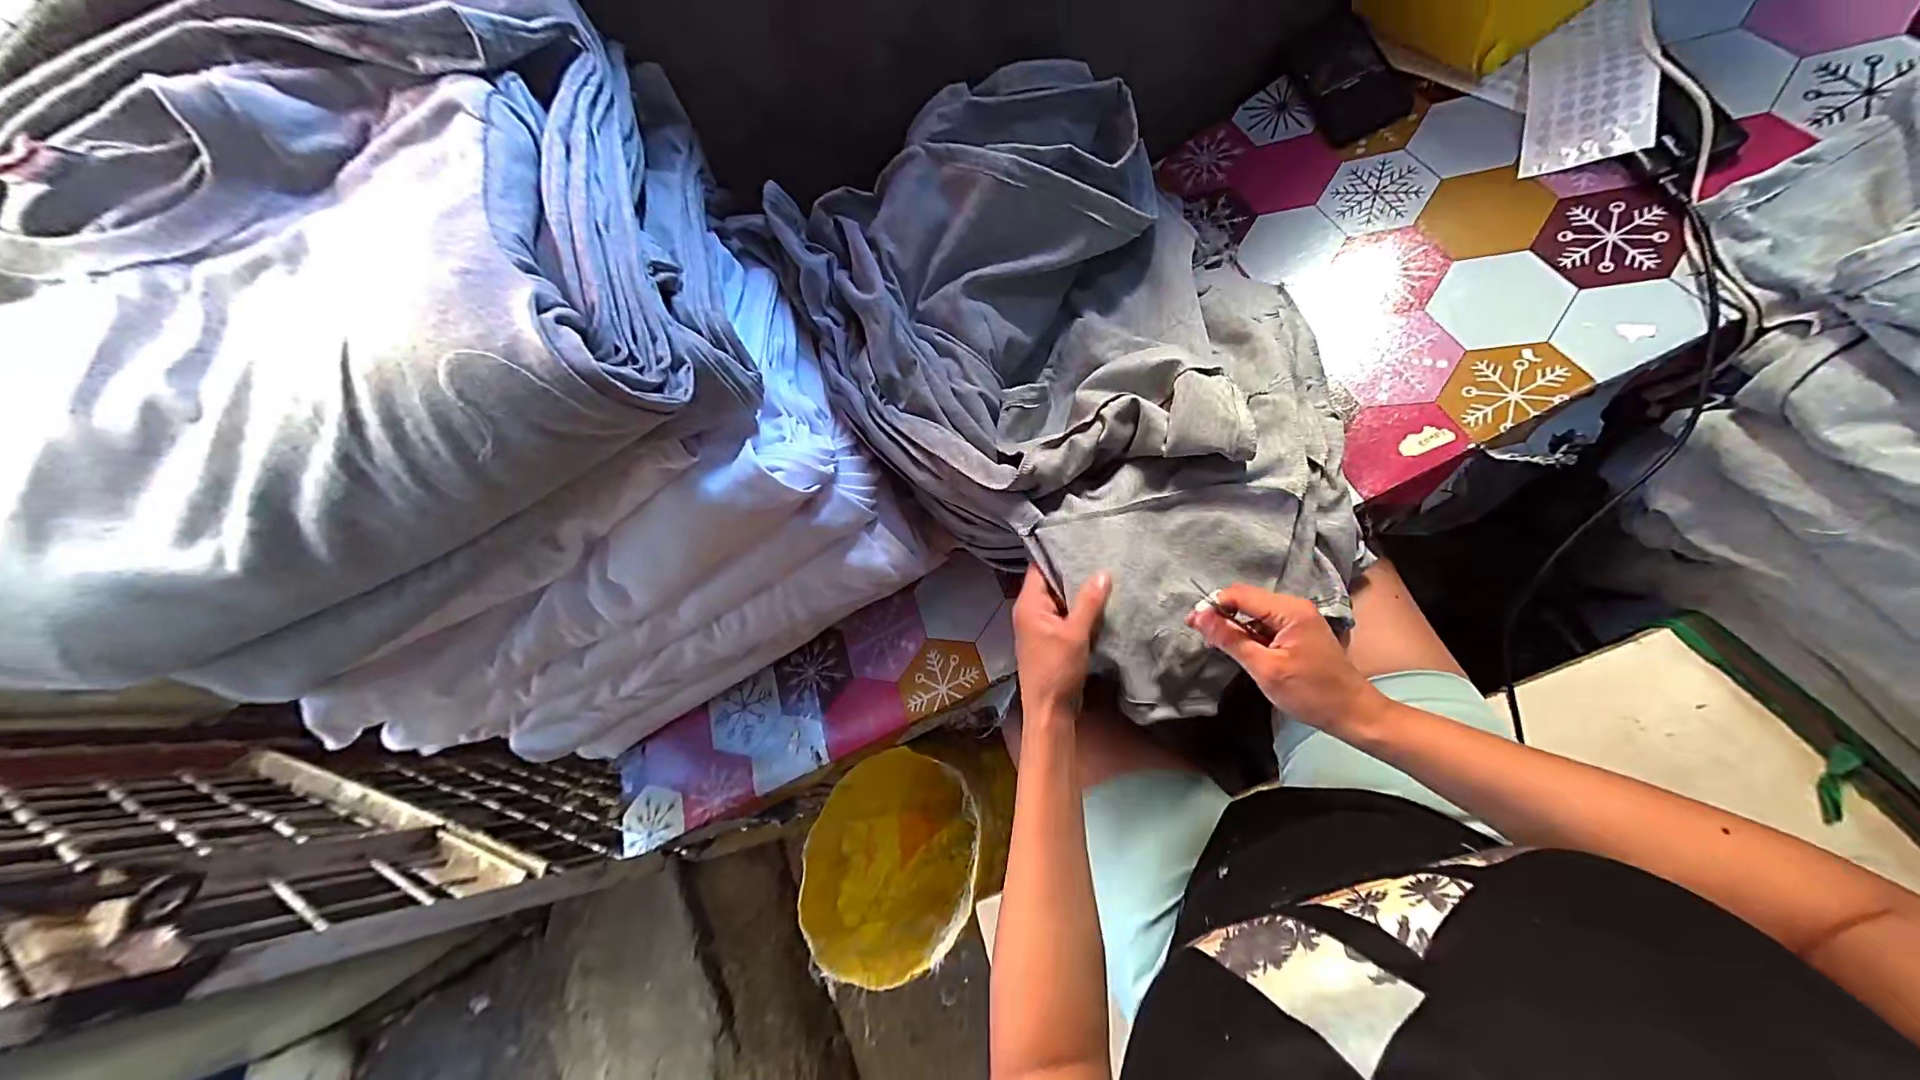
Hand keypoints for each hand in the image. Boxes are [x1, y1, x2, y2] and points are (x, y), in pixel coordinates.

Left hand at [1012, 565, 1110, 720]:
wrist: (1049, 711)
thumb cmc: (1057, 671)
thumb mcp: (1075, 634)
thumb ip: (1089, 602)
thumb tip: (1102, 572)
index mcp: (1028, 604)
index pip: (1039, 568)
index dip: (1057, 553)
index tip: (1080, 540)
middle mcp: (1030, 611)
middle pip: (1051, 582)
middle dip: (1074, 572)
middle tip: (1100, 554)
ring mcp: (1040, 626)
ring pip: (1061, 600)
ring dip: (1079, 593)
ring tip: (1106, 573)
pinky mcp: (1052, 639)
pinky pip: (1066, 616)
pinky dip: (1081, 611)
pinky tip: (1102, 603)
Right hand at [1186, 584, 1388, 734]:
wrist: (1353, 713)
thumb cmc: (1310, 693)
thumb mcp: (1265, 668)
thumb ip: (1230, 639)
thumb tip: (1199, 616)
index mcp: (1289, 610)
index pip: (1239, 594)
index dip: (1213, 606)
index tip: (1192, 625)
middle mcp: (1293, 606)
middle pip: (1245, 599)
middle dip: (1221, 614)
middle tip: (1201, 635)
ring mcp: (1296, 618)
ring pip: (1252, 612)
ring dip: (1233, 625)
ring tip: (1216, 644)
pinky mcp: (1296, 631)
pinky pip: (1263, 623)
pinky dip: (1247, 633)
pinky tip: (1238, 648)